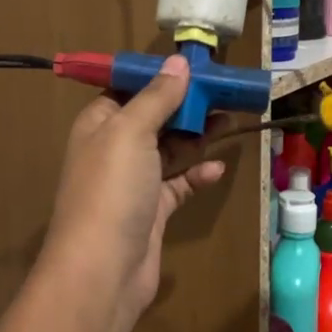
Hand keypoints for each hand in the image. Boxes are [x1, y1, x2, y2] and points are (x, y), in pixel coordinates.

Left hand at [43, 55, 227, 315]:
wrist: (102, 269)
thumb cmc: (112, 189)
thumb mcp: (131, 131)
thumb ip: (157, 97)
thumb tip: (178, 61)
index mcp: (99, 123)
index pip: (128, 89)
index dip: (159, 76)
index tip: (196, 64)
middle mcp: (113, 149)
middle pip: (154, 117)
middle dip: (186, 104)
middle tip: (226, 91)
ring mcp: (133, 182)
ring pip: (169, 149)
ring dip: (197, 134)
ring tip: (232, 118)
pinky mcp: (152, 211)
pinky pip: (178, 184)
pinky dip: (197, 174)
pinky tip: (218, 167)